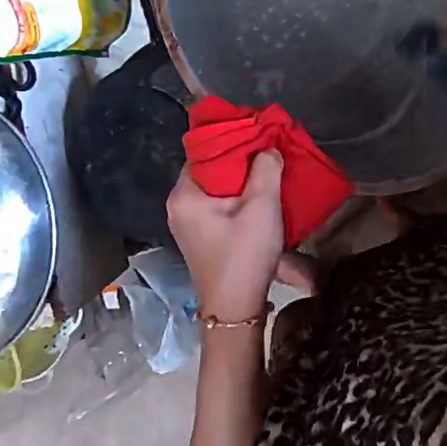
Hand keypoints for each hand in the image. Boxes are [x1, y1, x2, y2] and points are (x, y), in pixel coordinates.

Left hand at [167, 153, 285, 321]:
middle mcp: (178, 206)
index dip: (231, 140)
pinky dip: (236, 198)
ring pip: (216, 188)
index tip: (257, 135)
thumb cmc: (244, 255)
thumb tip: (268, 148)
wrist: (236, 311)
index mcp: (183, 195)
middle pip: (210, 169)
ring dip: (241, 181)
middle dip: (239, 161)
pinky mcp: (200, 237)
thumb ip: (266, 169)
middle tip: (266, 151)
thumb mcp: (261, 207)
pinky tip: (258, 196)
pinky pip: (217, 205)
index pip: (204, 151)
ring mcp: (187, 224)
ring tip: (267, 170)